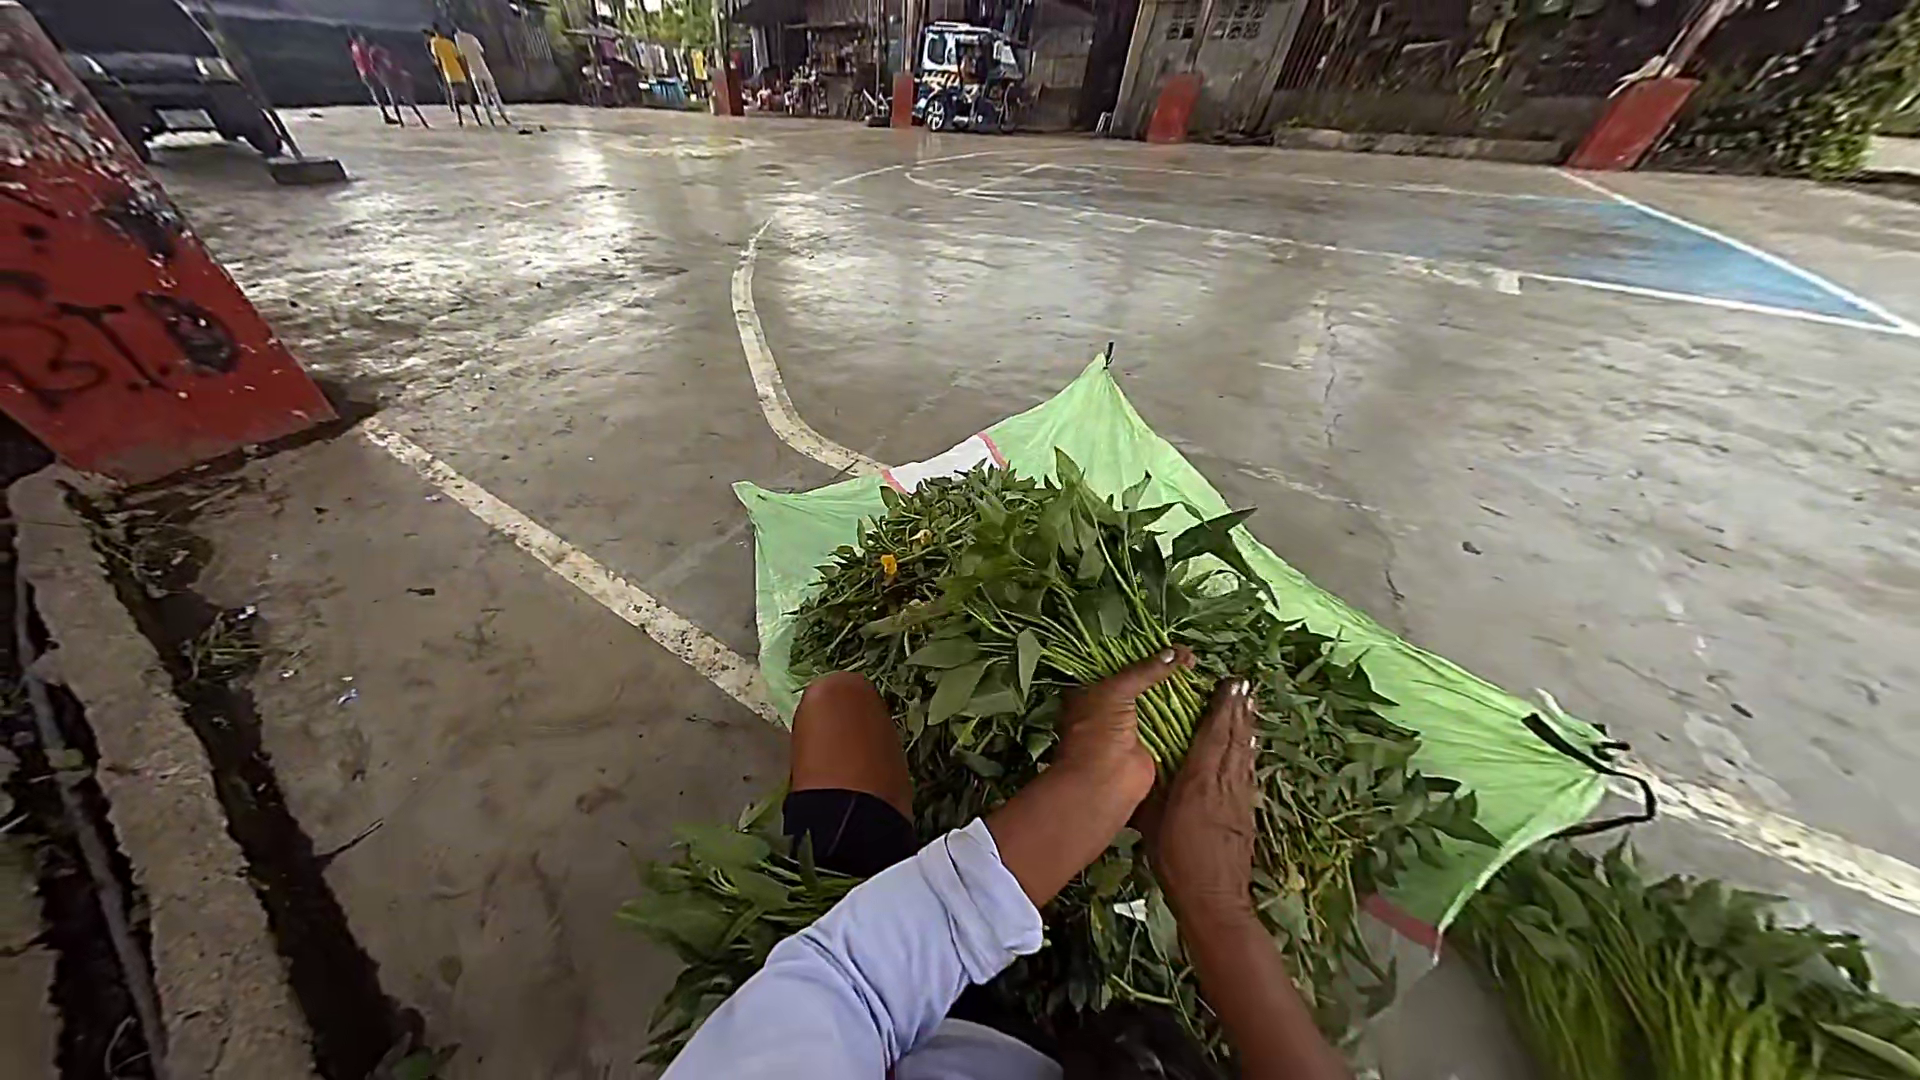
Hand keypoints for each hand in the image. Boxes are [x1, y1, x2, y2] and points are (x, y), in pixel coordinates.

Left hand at [1055, 646, 1194, 803]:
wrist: (1104, 781)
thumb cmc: (1097, 730)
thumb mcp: (1115, 691)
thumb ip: (1143, 671)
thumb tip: (1175, 652)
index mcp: (1090, 691)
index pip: (1119, 665)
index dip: (1143, 654)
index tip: (1170, 645)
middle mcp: (1109, 708)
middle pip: (1141, 684)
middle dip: (1162, 672)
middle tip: (1190, 658)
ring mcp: (1131, 727)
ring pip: (1157, 703)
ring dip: (1176, 692)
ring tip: (1200, 672)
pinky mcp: (1151, 745)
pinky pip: (1170, 725)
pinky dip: (1185, 715)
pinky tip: (1205, 699)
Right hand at [1150, 675, 1257, 921]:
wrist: (1214, 900)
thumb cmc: (1176, 859)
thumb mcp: (1153, 820)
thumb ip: (1151, 788)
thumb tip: (1142, 763)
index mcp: (1199, 782)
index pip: (1213, 736)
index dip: (1222, 708)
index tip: (1229, 683)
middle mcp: (1224, 784)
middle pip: (1234, 739)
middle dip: (1239, 708)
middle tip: (1244, 683)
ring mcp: (1240, 798)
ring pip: (1245, 753)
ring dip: (1247, 725)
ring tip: (1251, 703)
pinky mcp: (1247, 812)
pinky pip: (1249, 771)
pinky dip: (1249, 750)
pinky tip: (1251, 743)